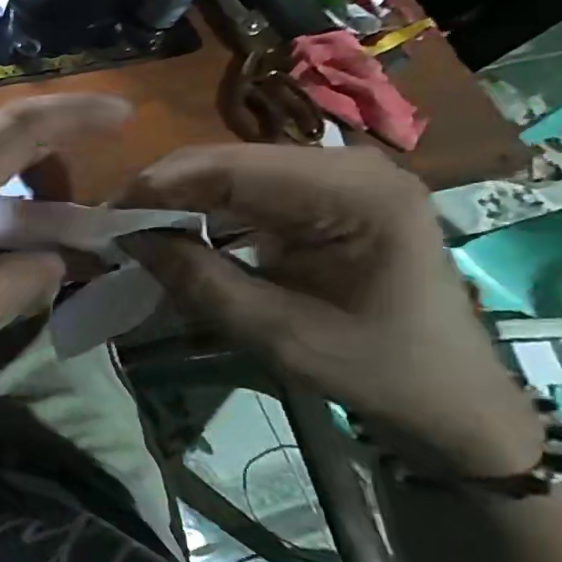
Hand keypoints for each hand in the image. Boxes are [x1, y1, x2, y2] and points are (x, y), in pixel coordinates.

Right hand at [118, 144, 542, 475]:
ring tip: (136, 229)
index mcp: (356, 192)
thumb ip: (200, 281)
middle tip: (114, 223)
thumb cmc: (378, 370)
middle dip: (167, 190)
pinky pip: (253, 193)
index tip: (108, 212)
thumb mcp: (279, 333)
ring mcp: (342, 178)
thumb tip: (130, 240)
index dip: (163, 184)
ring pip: (236, 173)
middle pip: (232, 161)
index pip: (234, 167)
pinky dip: (210, 213)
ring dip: (184, 200)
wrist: (453, 399)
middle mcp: (350, 167)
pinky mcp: (330, 197)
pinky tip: (180, 234)